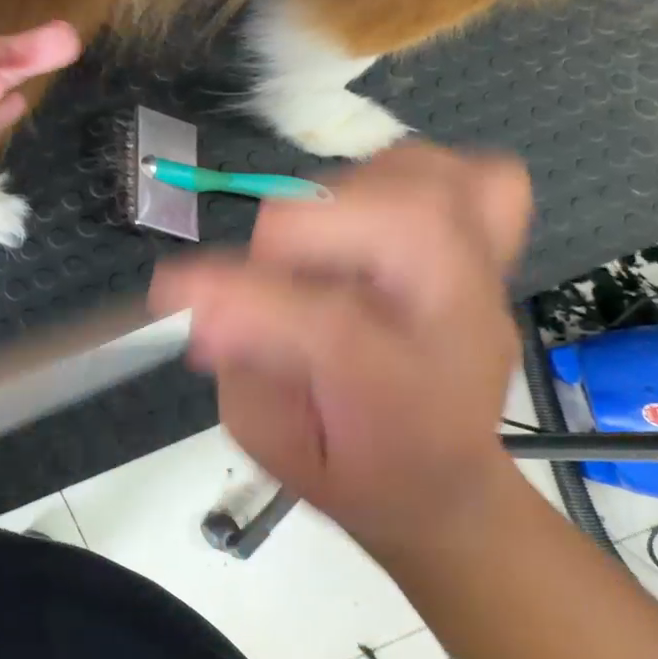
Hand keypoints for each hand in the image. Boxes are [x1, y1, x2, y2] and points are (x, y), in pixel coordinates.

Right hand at [149, 144, 533, 548]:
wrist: (439, 482)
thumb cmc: (343, 463)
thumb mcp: (266, 435)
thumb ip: (236, 363)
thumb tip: (202, 302)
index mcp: (401, 390)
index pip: (333, 323)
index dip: (246, 295)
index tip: (171, 293)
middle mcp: (457, 324)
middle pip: (409, 225)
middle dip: (304, 227)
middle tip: (262, 265)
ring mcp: (480, 281)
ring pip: (434, 184)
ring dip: (350, 193)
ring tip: (308, 238)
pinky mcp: (485, 255)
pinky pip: (477, 181)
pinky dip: (414, 177)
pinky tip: (366, 210)